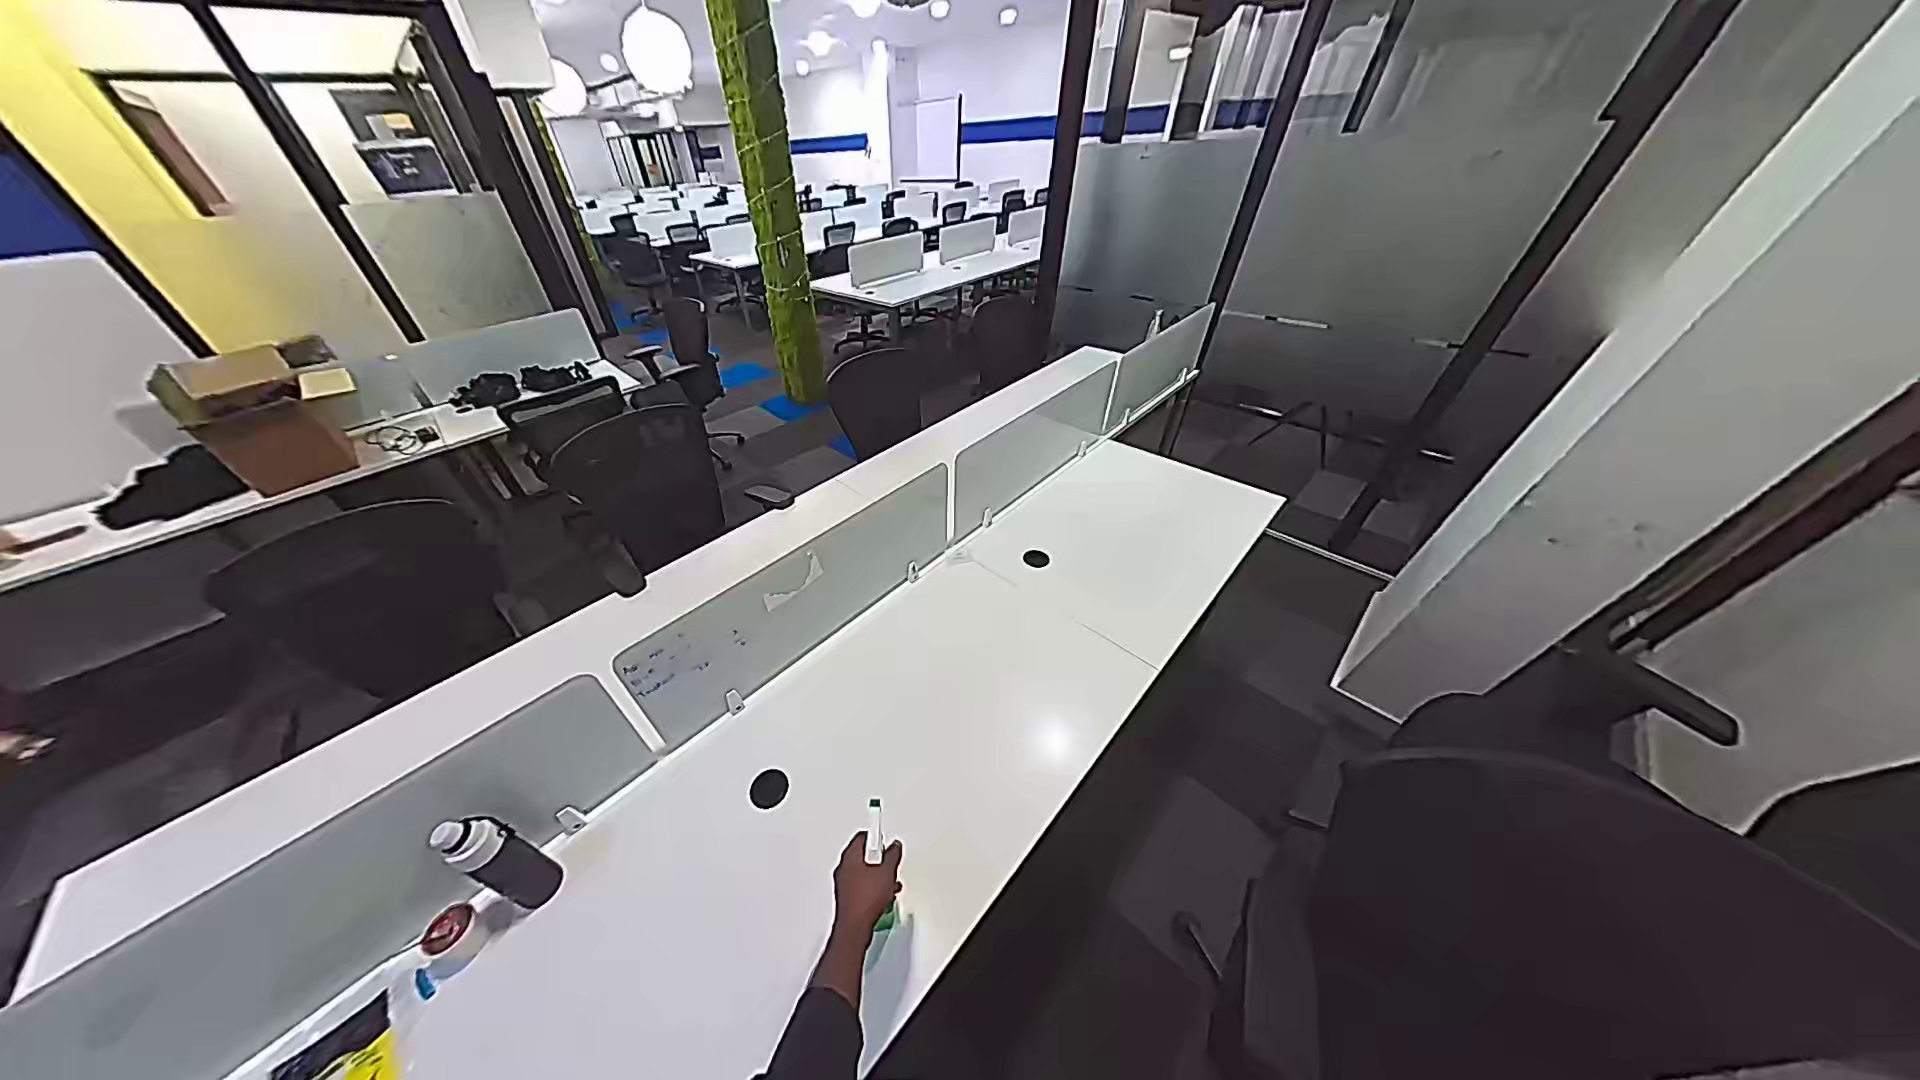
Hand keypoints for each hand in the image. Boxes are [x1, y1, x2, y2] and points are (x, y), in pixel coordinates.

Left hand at [832, 831, 901, 938]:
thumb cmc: (865, 899)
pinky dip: (873, 887)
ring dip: (878, 875)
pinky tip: (884, 895)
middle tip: (889, 863)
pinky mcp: (847, 897)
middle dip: (879, 858)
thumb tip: (895, 846)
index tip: (885, 838)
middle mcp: (844, 868)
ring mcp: (844, 883)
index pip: (863, 836)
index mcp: (851, 856)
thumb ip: (893, 854)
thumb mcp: (887, 871)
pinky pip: (861, 885)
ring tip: (889, 883)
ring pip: (863, 871)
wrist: (855, 927)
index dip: (877, 836)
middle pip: (864, 854)